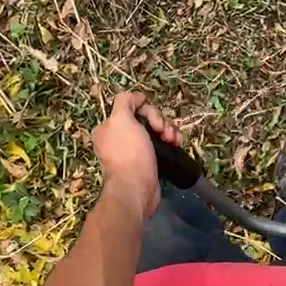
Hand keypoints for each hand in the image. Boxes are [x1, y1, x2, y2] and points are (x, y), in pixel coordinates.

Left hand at [92, 92, 175, 217]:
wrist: (137, 188)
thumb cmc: (129, 153)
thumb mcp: (121, 120)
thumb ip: (125, 101)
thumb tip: (138, 98)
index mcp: (109, 127)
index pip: (133, 107)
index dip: (148, 111)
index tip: (155, 124)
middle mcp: (119, 137)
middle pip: (146, 117)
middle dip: (161, 122)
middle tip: (166, 134)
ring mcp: (133, 149)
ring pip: (156, 129)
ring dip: (169, 130)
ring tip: (174, 141)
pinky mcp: (146, 159)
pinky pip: (160, 142)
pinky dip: (170, 140)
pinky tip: (176, 144)